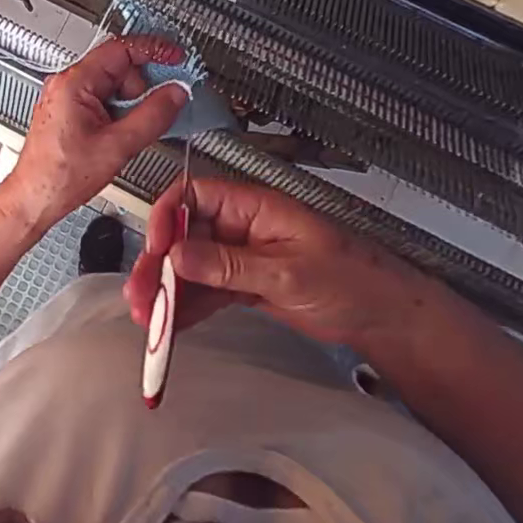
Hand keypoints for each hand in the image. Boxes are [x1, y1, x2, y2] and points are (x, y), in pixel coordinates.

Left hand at [0, 37, 187, 228]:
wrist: (35, 199)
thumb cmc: (59, 176)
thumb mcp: (118, 146)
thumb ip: (153, 115)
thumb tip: (175, 94)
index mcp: (73, 82)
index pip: (121, 48)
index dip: (153, 51)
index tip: (175, 58)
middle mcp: (66, 84)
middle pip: (119, 68)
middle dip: (141, 89)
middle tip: (152, 111)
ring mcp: (66, 98)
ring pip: (113, 87)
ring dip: (130, 105)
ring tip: (124, 135)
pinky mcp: (69, 113)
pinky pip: (103, 102)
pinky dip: (118, 115)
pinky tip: (116, 138)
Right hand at [124, 176, 436, 348]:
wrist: (382, 315)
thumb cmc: (351, 278)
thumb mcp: (288, 270)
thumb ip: (230, 264)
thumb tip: (179, 255)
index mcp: (254, 207)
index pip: (196, 196)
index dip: (169, 217)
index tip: (156, 247)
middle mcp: (242, 227)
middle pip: (185, 236)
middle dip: (159, 265)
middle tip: (140, 295)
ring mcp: (241, 257)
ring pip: (191, 269)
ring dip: (167, 292)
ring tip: (149, 319)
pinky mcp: (244, 285)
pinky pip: (206, 292)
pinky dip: (188, 308)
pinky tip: (171, 325)